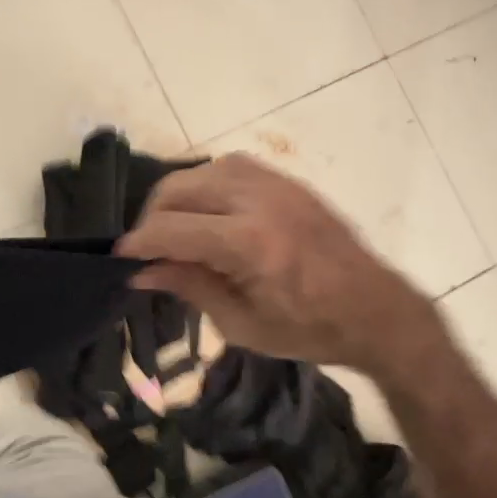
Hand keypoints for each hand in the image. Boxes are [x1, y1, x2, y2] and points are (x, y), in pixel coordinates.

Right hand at [117, 154, 444, 373]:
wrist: (376, 312)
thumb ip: (190, 288)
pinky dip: (207, 185)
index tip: (120, 260)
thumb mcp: (241, 324)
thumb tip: (142, 272)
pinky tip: (207, 213)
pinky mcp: (289, 182)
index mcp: (248, 244)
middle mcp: (259, 201)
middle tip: (149, 250)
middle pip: (179, 188)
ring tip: (175, 230)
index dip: (137, 244)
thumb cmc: (308, 330)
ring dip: (178, 196)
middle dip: (151, 217)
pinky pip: (231, 167)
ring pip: (202, 170)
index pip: (170, 229)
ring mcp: (277, 185)